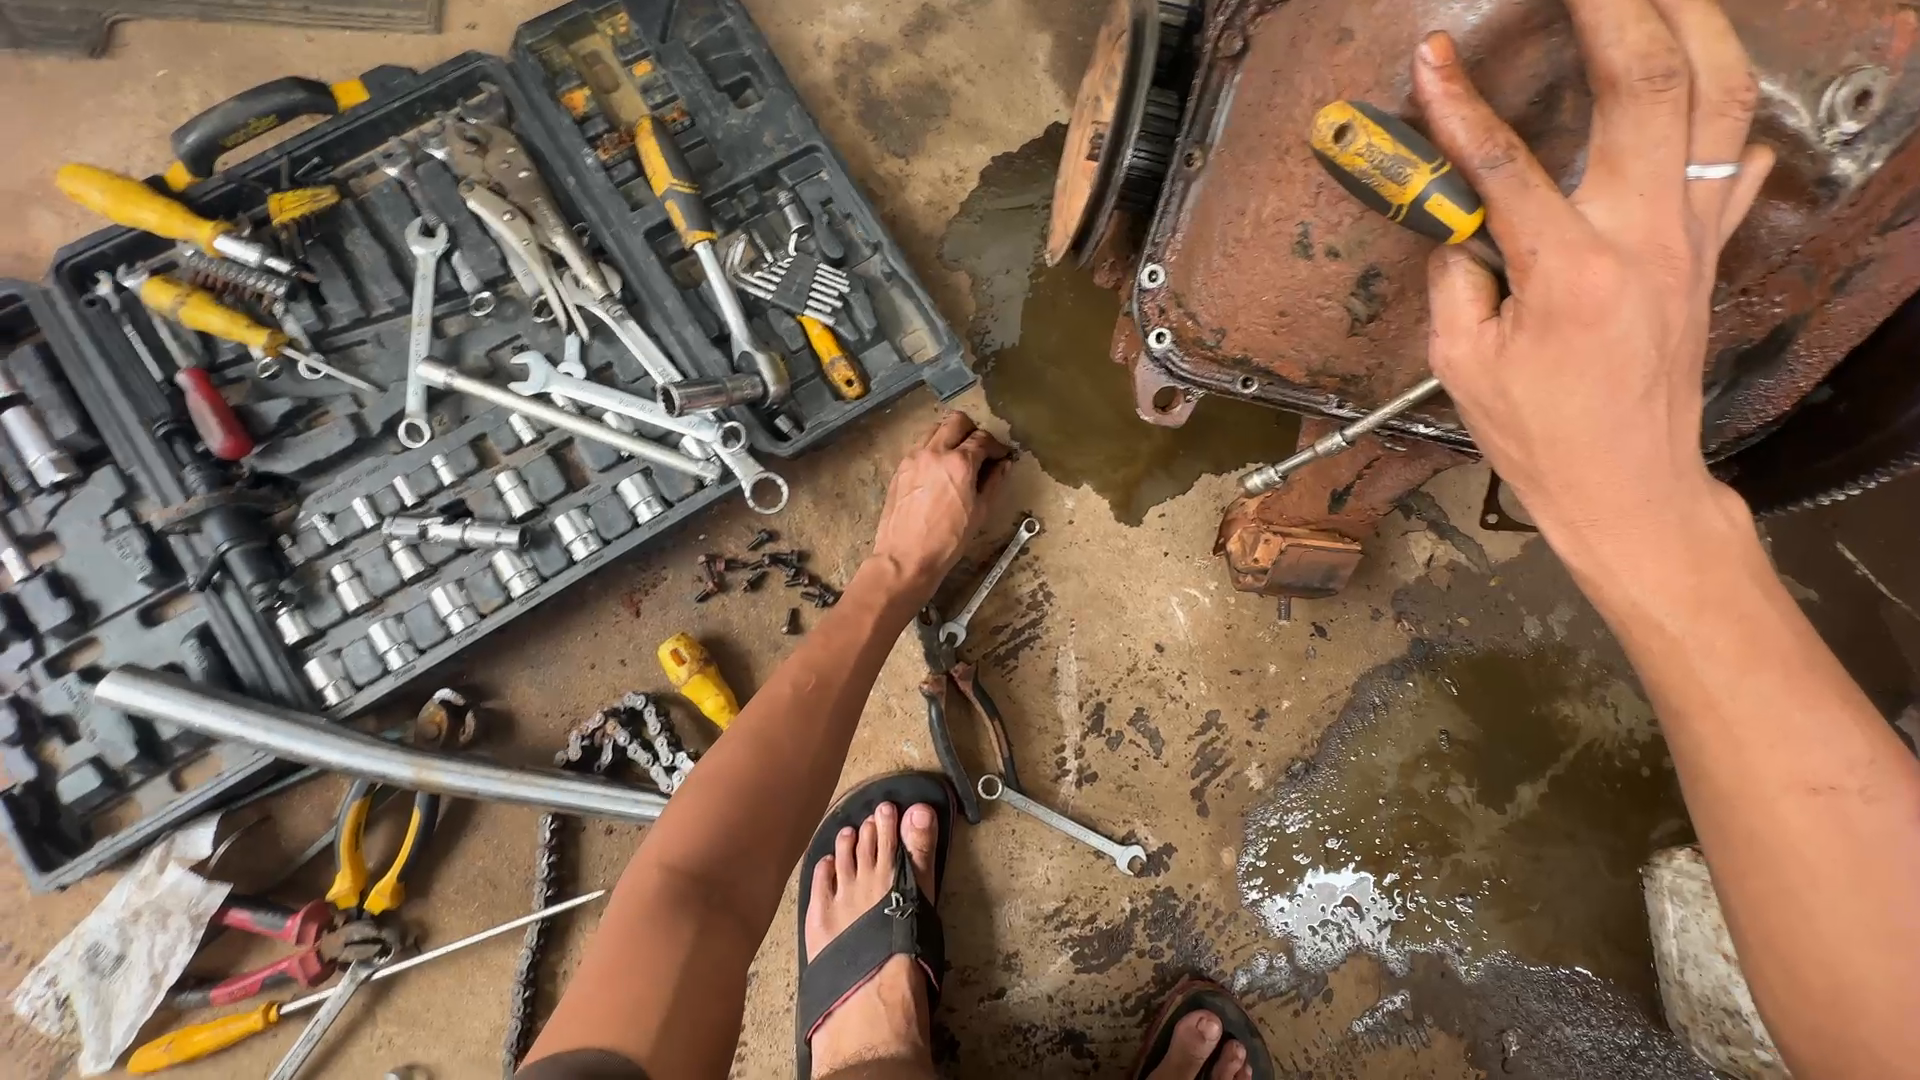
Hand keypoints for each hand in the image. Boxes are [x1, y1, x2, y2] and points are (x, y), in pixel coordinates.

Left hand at [868, 412, 1010, 598]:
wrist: (906, 557)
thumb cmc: (947, 540)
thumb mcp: (980, 512)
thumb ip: (994, 482)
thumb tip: (1003, 465)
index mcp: (959, 463)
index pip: (982, 439)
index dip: (996, 446)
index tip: (1001, 455)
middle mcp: (935, 452)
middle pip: (957, 421)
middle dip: (973, 430)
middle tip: (980, 448)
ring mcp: (914, 458)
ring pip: (935, 430)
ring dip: (951, 437)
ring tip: (958, 458)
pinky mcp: (900, 469)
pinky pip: (920, 447)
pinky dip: (933, 450)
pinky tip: (939, 471)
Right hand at [1414, 0, 1773, 551]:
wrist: (1624, 480)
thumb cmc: (1535, 431)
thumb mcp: (1461, 362)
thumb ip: (1457, 280)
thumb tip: (1462, 227)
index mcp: (1566, 271)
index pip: (1503, 166)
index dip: (1459, 107)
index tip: (1433, 59)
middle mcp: (1643, 236)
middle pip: (1649, 89)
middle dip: (1618, 12)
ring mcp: (1691, 237)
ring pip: (1718, 97)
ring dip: (1693, 27)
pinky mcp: (1710, 251)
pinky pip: (1737, 152)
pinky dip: (1724, 99)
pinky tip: (1699, 80)